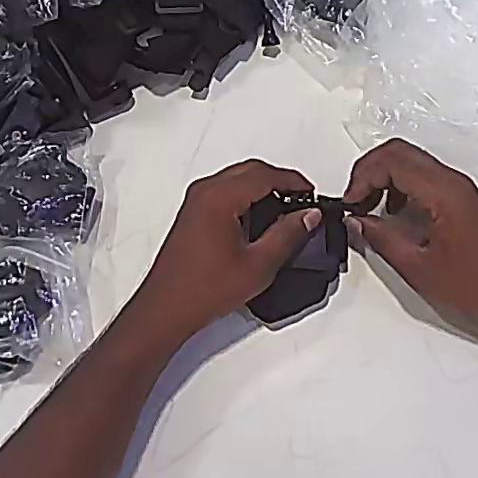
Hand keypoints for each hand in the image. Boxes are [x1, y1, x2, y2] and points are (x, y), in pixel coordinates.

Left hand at [121, 160, 320, 345]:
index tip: (310, 194)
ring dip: (262, 187)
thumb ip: (288, 235)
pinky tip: (260, 220)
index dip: (292, 181)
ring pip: (236, 178)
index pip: (263, 174)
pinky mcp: (192, 212)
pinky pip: (224, 190)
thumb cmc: (202, 289)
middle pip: (249, 170)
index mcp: (219, 198)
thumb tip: (307, 216)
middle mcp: (204, 192)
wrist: (167, 307)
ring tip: (285, 211)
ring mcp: (195, 201)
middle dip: (279, 181)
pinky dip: (245, 196)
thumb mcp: (259, 265)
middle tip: (302, 200)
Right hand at [345, 138, 477, 336]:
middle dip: (368, 171)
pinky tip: (391, 214)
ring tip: (368, 208)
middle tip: (354, 200)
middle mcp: (451, 181)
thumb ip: (380, 238)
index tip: (350, 205)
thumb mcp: (418, 268)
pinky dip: (398, 185)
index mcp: (442, 192)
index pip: (390, 162)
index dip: (362, 179)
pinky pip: (421, 177)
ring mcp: (457, 188)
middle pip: (398, 152)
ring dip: (382, 176)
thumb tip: (355, 221)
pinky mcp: (460, 199)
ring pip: (409, 161)